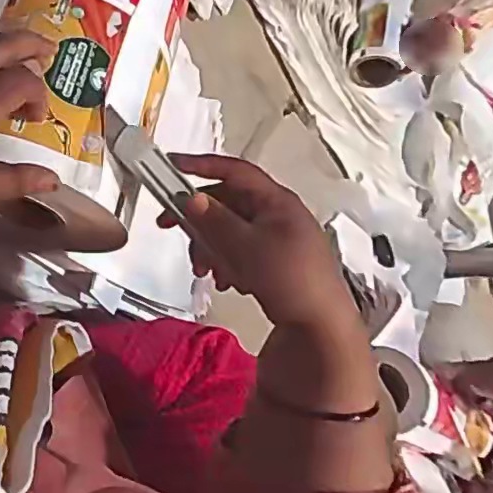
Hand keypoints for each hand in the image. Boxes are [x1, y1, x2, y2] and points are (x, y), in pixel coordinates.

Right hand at [158, 153, 359, 332]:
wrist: (320, 327)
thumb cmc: (290, 279)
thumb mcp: (244, 246)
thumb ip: (214, 220)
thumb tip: (192, 198)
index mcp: (275, 201)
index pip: (234, 171)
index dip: (201, 165)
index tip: (173, 165)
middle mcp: (276, 214)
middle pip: (226, 204)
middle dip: (200, 222)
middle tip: (172, 228)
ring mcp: (276, 237)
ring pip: (228, 230)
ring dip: (211, 247)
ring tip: (206, 270)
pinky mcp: (274, 260)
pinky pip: (239, 250)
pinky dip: (225, 262)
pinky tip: (226, 281)